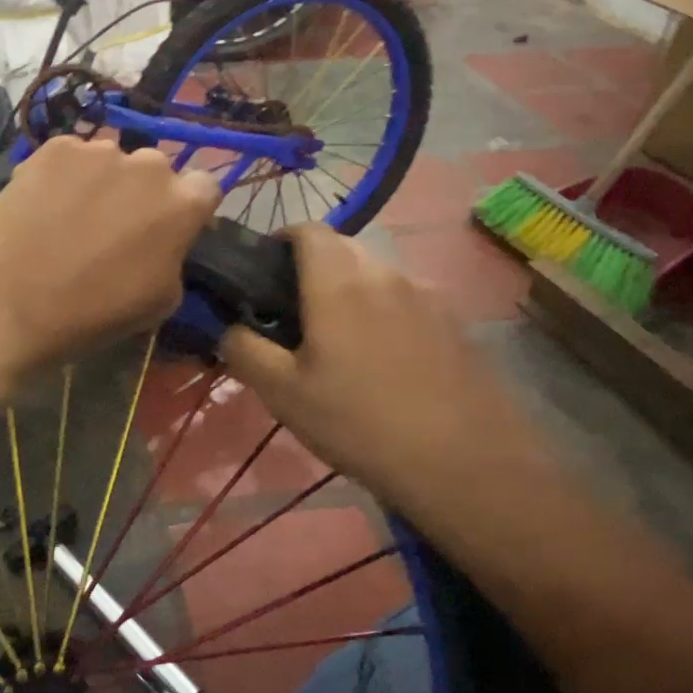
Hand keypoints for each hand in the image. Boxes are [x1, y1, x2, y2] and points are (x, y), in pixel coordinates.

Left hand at [0, 138, 220, 391]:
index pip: (203, 186)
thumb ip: (174, 255)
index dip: (186, 207)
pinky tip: (41, 206)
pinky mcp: (52, 148)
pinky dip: (61, 176)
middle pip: (154, 170)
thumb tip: (162, 238)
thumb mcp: (160, 301)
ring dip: (99, 181)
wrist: (9, 307)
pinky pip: (69, 157)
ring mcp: (97, 151)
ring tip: (69, 217)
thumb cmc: (92, 316)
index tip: (164, 228)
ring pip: (109, 160)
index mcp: (182, 204)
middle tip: (112, 226)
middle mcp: (147, 164)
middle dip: (140, 192)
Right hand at [219, 224, 541, 500]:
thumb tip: (228, 327)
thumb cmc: (359, 422)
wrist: (464, 464)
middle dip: (313, 269)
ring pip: (377, 276)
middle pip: (343, 249)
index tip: (263, 276)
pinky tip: (384, 364)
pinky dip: (385, 315)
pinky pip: (407, 302)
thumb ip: (244, 349)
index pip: (307, 229)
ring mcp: (428, 296)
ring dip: (351, 293)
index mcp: (339, 281)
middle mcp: (386, 273)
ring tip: (339, 344)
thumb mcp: (283, 394)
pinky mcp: (456, 323)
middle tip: (293, 316)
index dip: (280, 241)